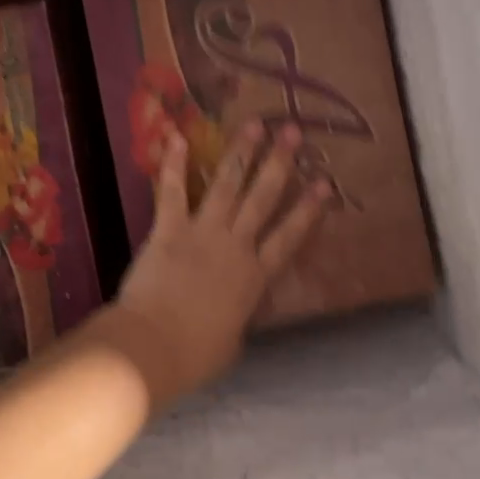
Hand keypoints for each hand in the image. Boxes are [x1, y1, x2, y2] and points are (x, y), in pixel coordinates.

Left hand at [106, 122, 331, 407]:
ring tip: (255, 123)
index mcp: (255, 277)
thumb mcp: (230, 342)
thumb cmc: (195, 355)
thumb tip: (233, 316)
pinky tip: (178, 136)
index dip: (309, 208)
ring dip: (241, 152)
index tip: (325, 182)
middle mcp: (235, 246)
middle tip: (292, 130)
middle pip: (263, 198)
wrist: (154, 347)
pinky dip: (174, 164)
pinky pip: (172, 192)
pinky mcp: (168, 230)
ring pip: (227, 185)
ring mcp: (202, 233)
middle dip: (279, 162)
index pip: (289, 236)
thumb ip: (237, 318)